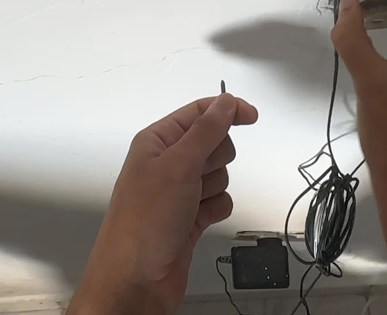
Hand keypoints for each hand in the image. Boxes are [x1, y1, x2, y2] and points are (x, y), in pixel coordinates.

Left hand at [69, 94, 258, 314]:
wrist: (136, 282)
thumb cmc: (143, 222)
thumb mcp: (178, 166)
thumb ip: (206, 131)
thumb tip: (225, 103)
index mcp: (157, 141)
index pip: (198, 112)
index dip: (225, 110)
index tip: (250, 115)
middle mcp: (168, 162)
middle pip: (213, 143)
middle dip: (215, 159)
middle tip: (197, 175)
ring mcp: (179, 190)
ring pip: (219, 172)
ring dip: (213, 187)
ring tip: (192, 203)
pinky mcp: (190, 215)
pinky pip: (219, 200)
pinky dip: (215, 209)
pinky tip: (199, 219)